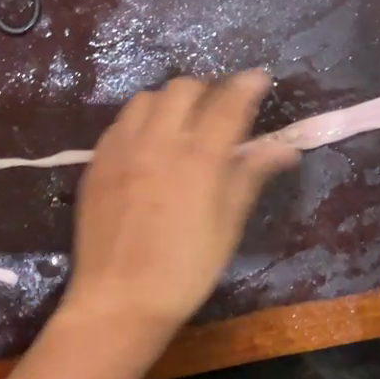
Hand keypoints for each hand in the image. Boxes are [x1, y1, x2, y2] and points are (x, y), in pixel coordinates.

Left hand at [62, 71, 300, 333]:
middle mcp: (157, 142)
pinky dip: (139, 122)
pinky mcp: (95, 163)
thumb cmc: (185, 270)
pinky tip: (147, 144)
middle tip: (219, 109)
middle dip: (207, 90)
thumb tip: (283, 149)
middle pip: (183, 89)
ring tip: (181, 124)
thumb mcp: (227, 225)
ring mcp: (121, 150)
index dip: (247, 86)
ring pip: (146, 99)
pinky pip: (119, 124)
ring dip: (169, 102)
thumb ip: (250, 177)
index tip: (259, 79)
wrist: (119, 299)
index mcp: (199, 158)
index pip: (228, 103)